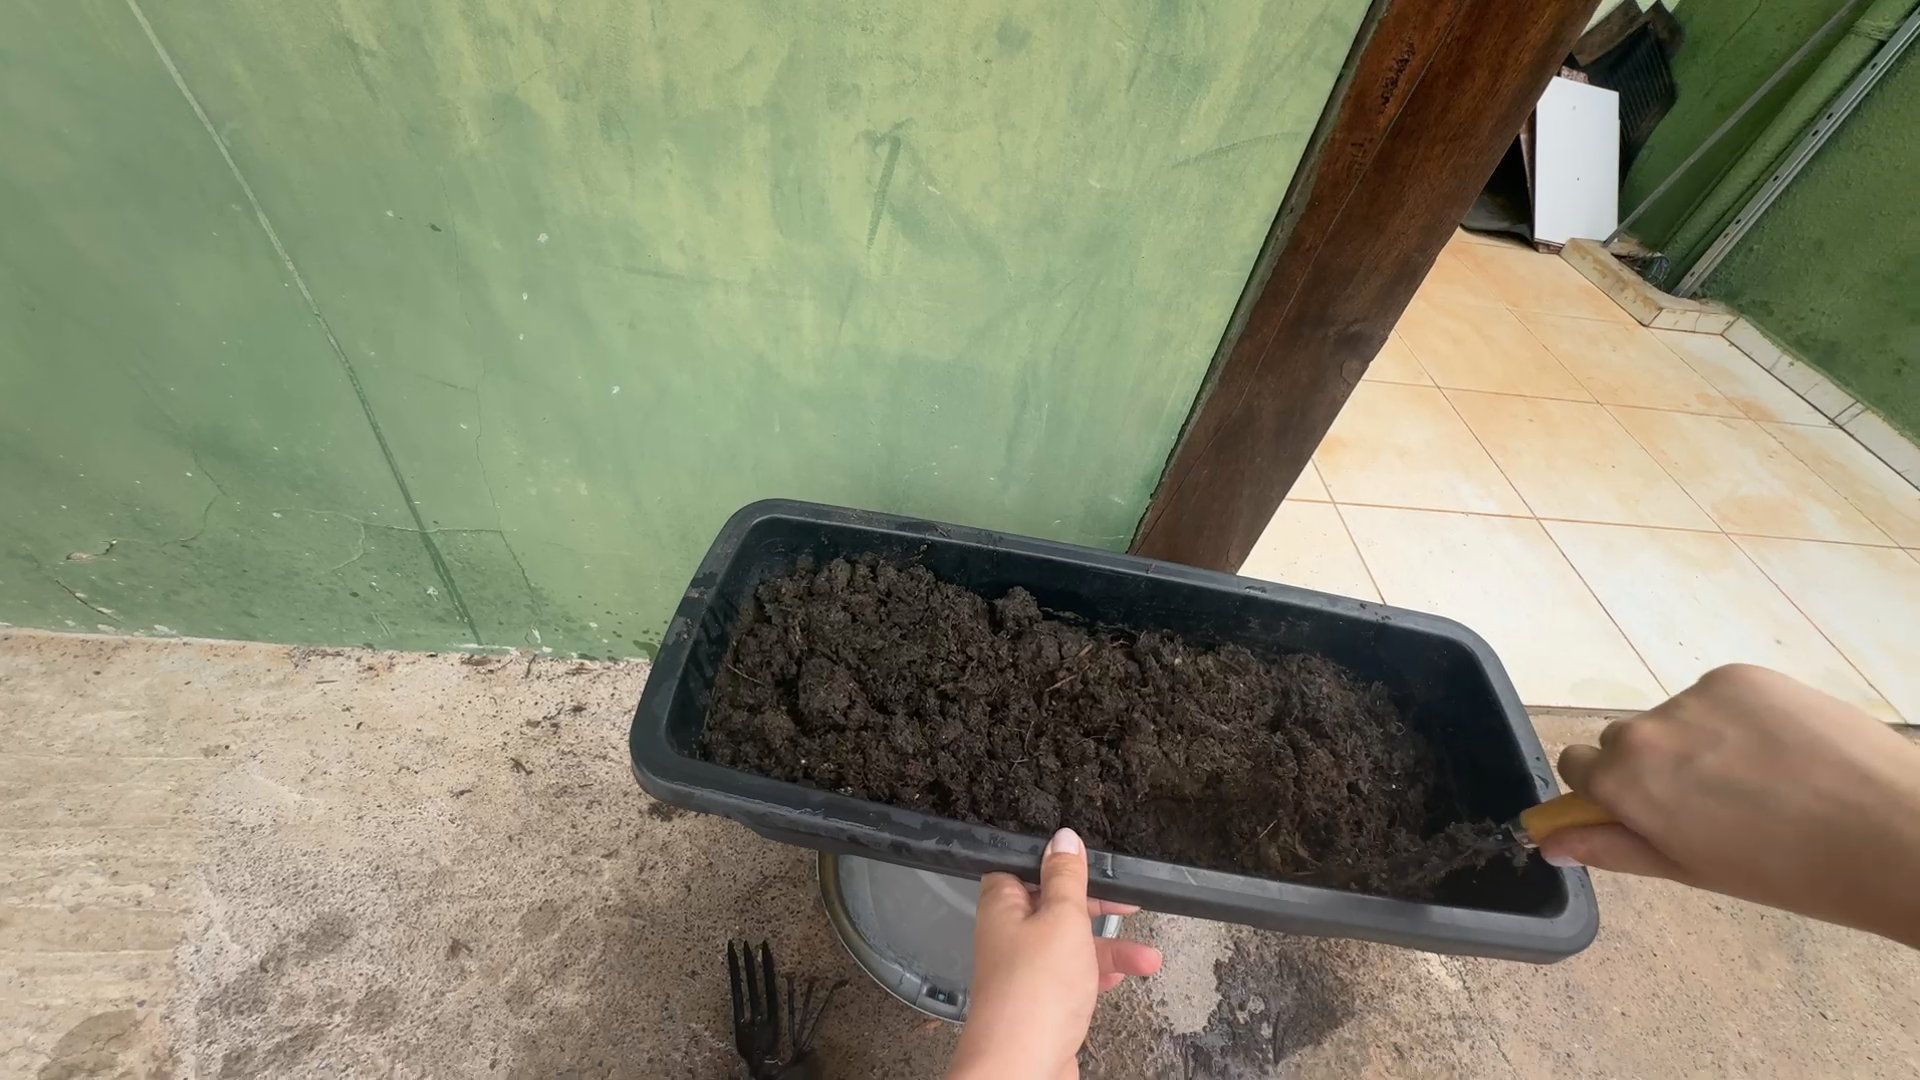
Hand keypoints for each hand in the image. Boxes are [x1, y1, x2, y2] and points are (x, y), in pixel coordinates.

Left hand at [946, 829, 1162, 1079]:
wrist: (1022, 1071)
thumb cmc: (1035, 990)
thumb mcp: (1062, 919)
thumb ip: (1066, 877)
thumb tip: (1064, 838)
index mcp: (1003, 902)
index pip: (1028, 865)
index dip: (1060, 862)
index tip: (1094, 862)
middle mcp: (1009, 931)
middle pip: (1055, 903)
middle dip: (1096, 905)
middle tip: (1130, 901)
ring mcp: (1025, 968)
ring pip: (1070, 942)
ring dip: (1109, 946)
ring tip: (1149, 956)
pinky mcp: (1041, 1000)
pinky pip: (1074, 976)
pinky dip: (1099, 973)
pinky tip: (1126, 974)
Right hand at [1541, 664, 1919, 946]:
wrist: (1916, 839)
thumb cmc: (1797, 872)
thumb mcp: (1694, 869)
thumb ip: (1610, 847)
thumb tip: (1546, 842)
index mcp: (1620, 781)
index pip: (1577, 765)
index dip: (1612, 789)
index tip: (1655, 808)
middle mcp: (1639, 732)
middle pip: (1623, 741)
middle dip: (1656, 764)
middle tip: (1719, 799)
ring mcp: (1688, 699)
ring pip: (1673, 717)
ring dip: (1700, 739)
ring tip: (1768, 776)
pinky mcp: (1736, 677)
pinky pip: (1715, 694)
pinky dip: (1739, 716)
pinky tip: (1785, 747)